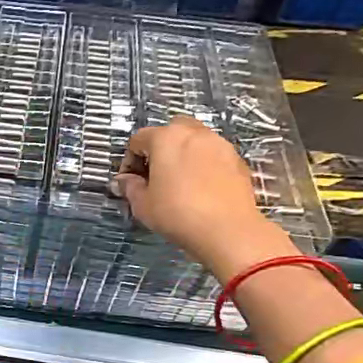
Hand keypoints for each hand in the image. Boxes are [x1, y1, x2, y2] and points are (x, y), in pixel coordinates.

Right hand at [113, 116, 288, 277]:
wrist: (228, 230)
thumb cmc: (178, 214)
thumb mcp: (143, 205)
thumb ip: (130, 187)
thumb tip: (125, 180)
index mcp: (165, 138)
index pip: (138, 140)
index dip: (130, 161)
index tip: (130, 182)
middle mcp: (193, 133)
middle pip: (170, 131)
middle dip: (159, 149)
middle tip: (156, 175)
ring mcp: (219, 144)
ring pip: (195, 140)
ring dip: (183, 154)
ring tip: (180, 182)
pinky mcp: (237, 159)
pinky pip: (213, 155)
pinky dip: (204, 164)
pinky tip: (202, 189)